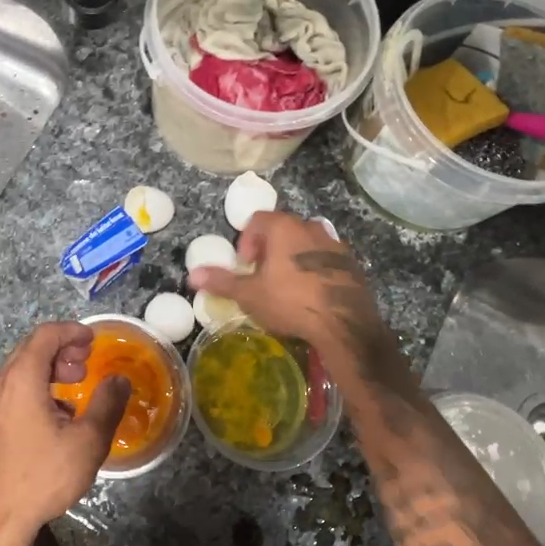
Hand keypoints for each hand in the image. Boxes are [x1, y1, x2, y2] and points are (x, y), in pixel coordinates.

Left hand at [0, 322, 130, 538]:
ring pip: (23, 367)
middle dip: (63, 348)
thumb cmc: (44, 474)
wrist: (1, 516)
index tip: (94, 340)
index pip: (45, 335)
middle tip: (88, 362)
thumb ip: (107, 404)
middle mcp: (3, 382)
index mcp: (22, 378)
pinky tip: (60, 412)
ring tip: (77, 383)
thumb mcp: (87, 440)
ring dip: (52, 367)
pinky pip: (17, 387)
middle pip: (32, 347)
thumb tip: (119, 380)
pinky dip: (40, 385)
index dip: (71, 331)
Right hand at [189, 212, 408, 388]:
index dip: (247, 241)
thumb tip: (192, 274)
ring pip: (306, 244)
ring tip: (287, 286)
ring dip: (293, 258)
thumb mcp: (249, 294)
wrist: (344, 325)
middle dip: (269, 249)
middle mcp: (311, 227)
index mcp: (284, 227)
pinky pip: (326, 260)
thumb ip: (221, 281)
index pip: (258, 220)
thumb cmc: (290, 302)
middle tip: (263, 276)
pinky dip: (315, 270)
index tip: (245, 266)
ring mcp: (335, 245)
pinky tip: (312, 295)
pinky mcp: (353, 265)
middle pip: (283, 229)